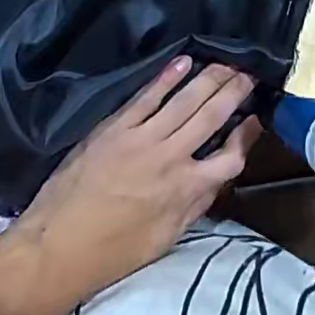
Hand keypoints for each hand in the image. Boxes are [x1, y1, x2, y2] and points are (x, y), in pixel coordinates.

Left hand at [0, 58, 259, 308]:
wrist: (59, 246)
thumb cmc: (115, 252)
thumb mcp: (167, 238)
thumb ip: (196, 205)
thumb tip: (217, 179)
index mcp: (187, 189)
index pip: (231, 157)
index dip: (247, 136)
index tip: (256, 119)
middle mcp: (171, 158)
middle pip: (212, 116)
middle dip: (235, 92)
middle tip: (249, 75)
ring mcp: (142, 138)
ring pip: (185, 101)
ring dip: (209, 79)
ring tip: (226, 63)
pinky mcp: (115, 128)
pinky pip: (147, 98)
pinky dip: (167, 78)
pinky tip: (183, 63)